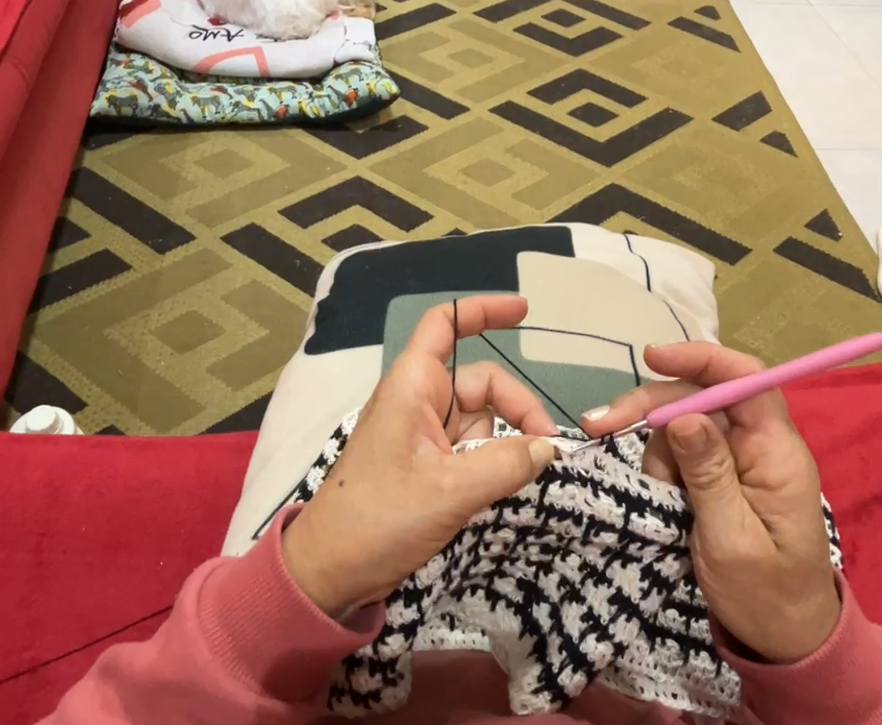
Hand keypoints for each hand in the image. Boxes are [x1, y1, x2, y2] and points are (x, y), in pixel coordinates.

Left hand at [283, 296, 559, 617]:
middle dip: (518, 407)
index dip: (482, 310)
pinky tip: (509, 483)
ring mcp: (423, 433)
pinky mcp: (427, 464)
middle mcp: (418, 400)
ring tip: (523, 476)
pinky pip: (472, 447)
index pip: (445, 324)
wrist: (331, 571)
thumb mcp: (450, 491)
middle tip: (548, 450)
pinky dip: (495, 459)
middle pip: (481, 382)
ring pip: (483, 418)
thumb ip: (506, 463)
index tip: (524, 311)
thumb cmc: (379, 517)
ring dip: (508, 440)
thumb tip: (550, 447)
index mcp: (412, 385)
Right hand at [584, 342, 839, 662]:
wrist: (782, 641)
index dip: (700, 358)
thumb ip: (708, 474)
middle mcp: (755, 443)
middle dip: (648, 407)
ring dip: (653, 451)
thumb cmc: (766, 595)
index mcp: (776, 451)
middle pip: (698, 396)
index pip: (745, 379)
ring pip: (679, 422)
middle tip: (596, 427)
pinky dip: (657, 468)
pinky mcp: (716, 474)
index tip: (651, 358)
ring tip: (656, 497)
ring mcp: (734, 458)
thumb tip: (683, 414)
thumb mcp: (732, 539)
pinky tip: (656, 496)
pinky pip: (675, 451)